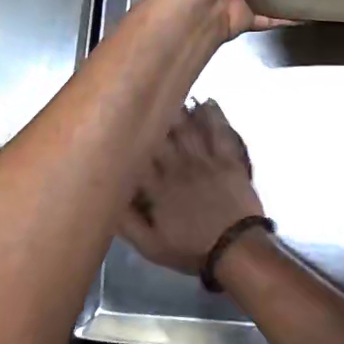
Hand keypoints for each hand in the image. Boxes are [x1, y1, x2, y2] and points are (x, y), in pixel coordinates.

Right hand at [120, 101, 264, 274]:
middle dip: (152, 118)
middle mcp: (178, 167)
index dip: (127, 141)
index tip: (118, 125)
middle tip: (142, 99)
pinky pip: (219, 132)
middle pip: (161, 138)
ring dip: (178, 111)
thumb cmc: (192, 250)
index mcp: (157, 188)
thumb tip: (107, 201)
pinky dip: (213, 116)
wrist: (237, 250)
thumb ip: (126, 223)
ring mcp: (204, 161)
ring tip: (169, 93)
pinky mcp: (228, 160)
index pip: (137, 158)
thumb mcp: (151, 247)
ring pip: (187, 129)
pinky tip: (207, 101)